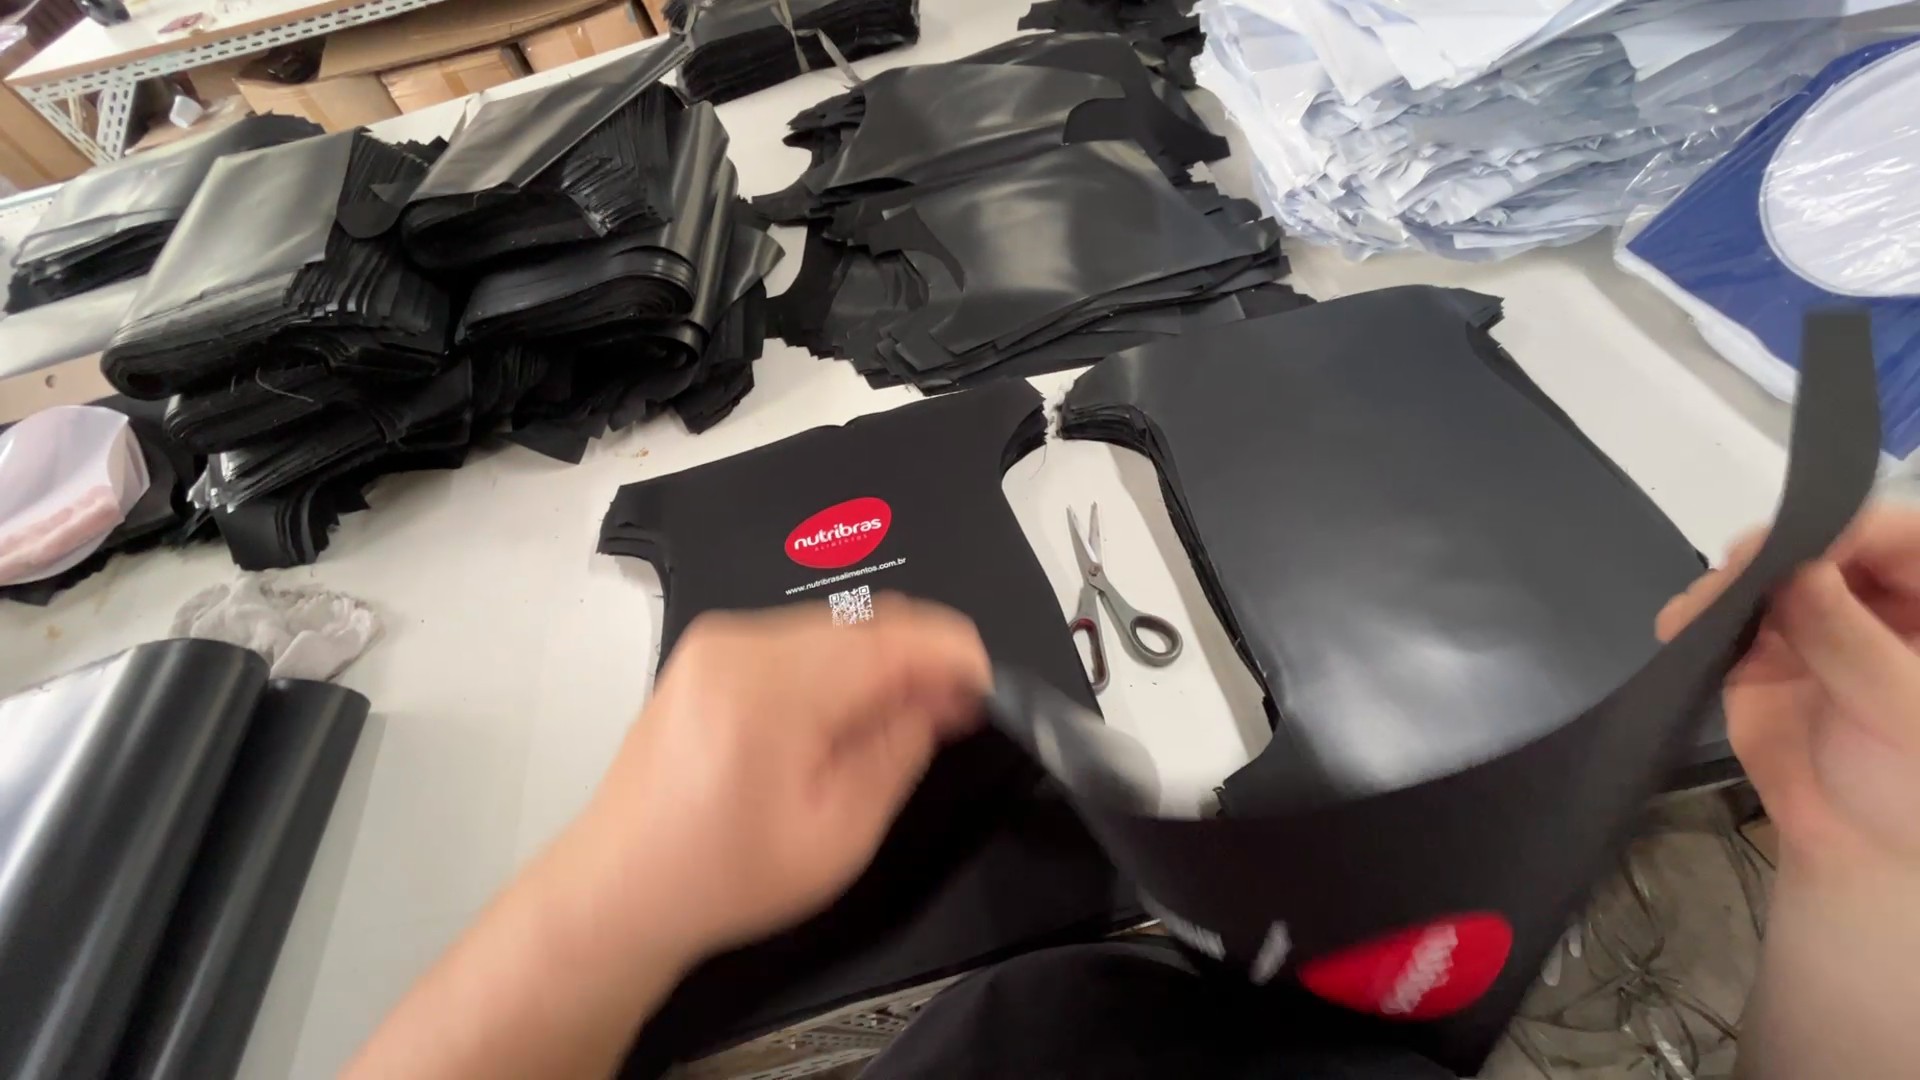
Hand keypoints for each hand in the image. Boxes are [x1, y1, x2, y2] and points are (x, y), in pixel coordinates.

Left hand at [576, 594, 989, 966]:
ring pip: (838, 625)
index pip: (888, 640)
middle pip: (865, 623)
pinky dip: (842, 662)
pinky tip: (849, 705)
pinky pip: (803, 636)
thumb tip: (948, 696)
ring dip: (882, 659)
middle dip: (920, 658)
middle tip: (951, 708)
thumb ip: (900, 749)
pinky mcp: (714, 646)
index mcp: (768, 695)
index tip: (983, 684)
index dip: (951, 652)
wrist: (618, 885)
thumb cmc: (724, 877)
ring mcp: (720, 639)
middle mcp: (739, 646)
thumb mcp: (838, 834)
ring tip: (901, 713)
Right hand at [1658, 505, 1919, 882]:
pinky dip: (1695, 616)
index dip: (1856, 531)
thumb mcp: (1908, 714)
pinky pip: (1725, 619)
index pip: (1907, 541)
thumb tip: (1796, 568)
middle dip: (1775, 556)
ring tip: (1695, 612)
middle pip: (1828, 552)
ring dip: (1725, 586)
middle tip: (1731, 573)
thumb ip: (1853, 642)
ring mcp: (1820, 631)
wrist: (1868, 854)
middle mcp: (1886, 609)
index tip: (1795, 546)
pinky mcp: (1762, 655)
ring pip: (1766, 580)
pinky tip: (1679, 625)